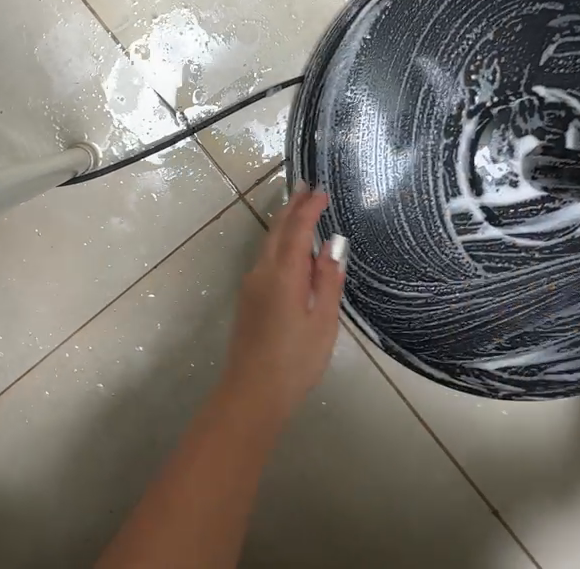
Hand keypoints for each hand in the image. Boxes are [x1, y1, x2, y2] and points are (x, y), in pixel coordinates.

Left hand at [219, 184, 347, 423]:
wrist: (252, 392)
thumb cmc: (295, 361)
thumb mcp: (323, 322)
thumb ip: (327, 282)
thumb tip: (331, 248)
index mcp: (284, 274)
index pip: (298, 229)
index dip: (310, 207)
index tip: (321, 191)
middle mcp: (263, 271)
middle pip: (277, 230)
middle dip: (292, 206)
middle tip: (306, 186)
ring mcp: (252, 284)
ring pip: (269, 243)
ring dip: (284, 223)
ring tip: (299, 208)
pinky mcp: (248, 297)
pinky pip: (265, 258)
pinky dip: (279, 243)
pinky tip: (290, 249)